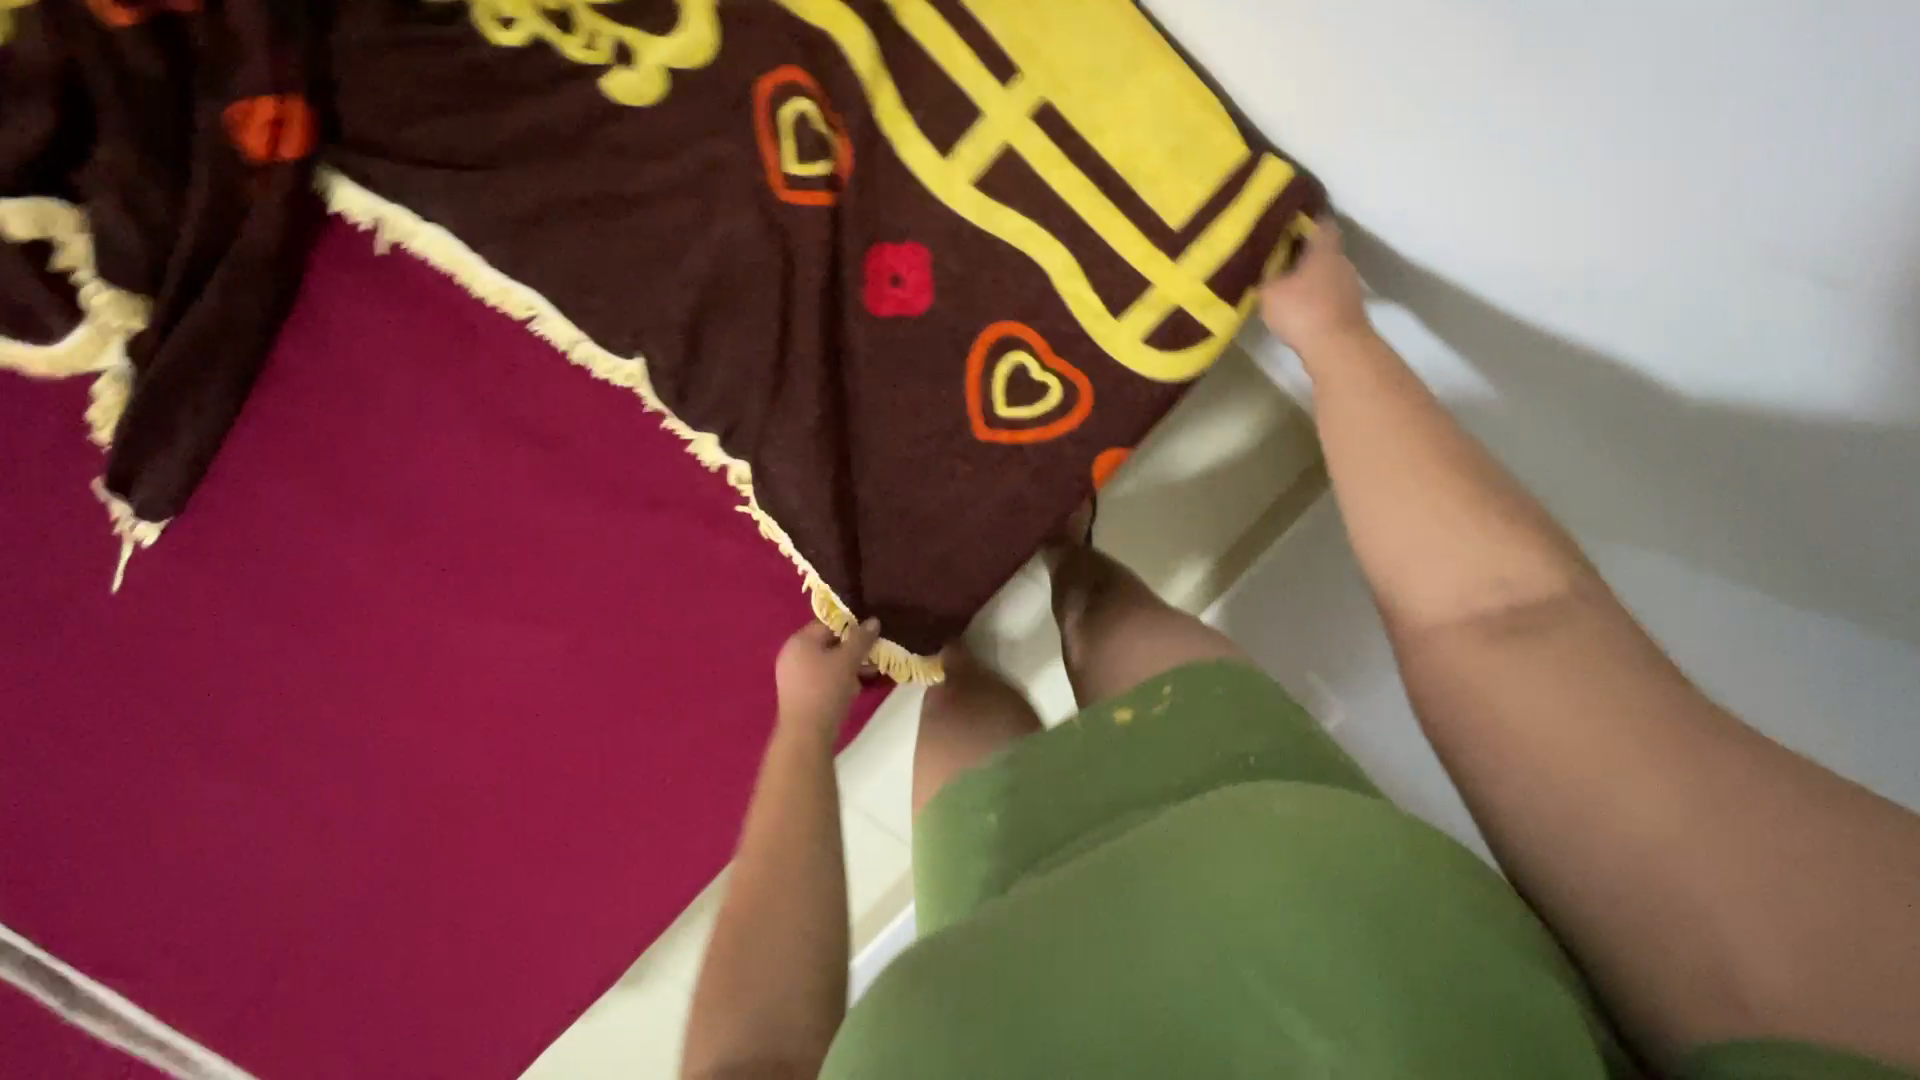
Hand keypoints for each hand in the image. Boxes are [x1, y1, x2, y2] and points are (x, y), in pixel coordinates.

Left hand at [774, 618, 880, 735]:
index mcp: (800, 640)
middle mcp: (793, 654)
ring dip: (850, 666)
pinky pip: (823, 678)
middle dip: (853, 649)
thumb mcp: (847, 660)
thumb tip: (873, 620)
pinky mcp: (800, 693)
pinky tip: (855, 689)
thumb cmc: (826, 689)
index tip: (871, 633)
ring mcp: (794, 675)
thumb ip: (861, 638)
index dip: (852, 626)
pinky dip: (839, 680)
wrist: (806, 733)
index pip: (828, 623)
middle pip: (829, 643)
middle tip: (873, 655)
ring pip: (828, 663)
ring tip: (869, 673)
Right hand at [1259, 218, 1374, 358]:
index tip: (1286, 224)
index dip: (1305, 221)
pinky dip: (1314, 298)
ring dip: (1308, 278)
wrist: (1337, 348)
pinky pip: (1328, 296)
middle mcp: (1341, 262)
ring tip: (1284, 285)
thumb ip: (1264, 278)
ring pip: (1325, 274)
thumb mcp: (1269, 293)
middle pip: (1322, 250)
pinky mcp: (1348, 310)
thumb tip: (1260, 271)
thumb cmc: (1302, 311)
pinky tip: (1297, 308)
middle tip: (1277, 257)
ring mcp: (1349, 287)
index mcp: (1324, 250)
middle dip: (1302, 253)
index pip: (1320, 223)